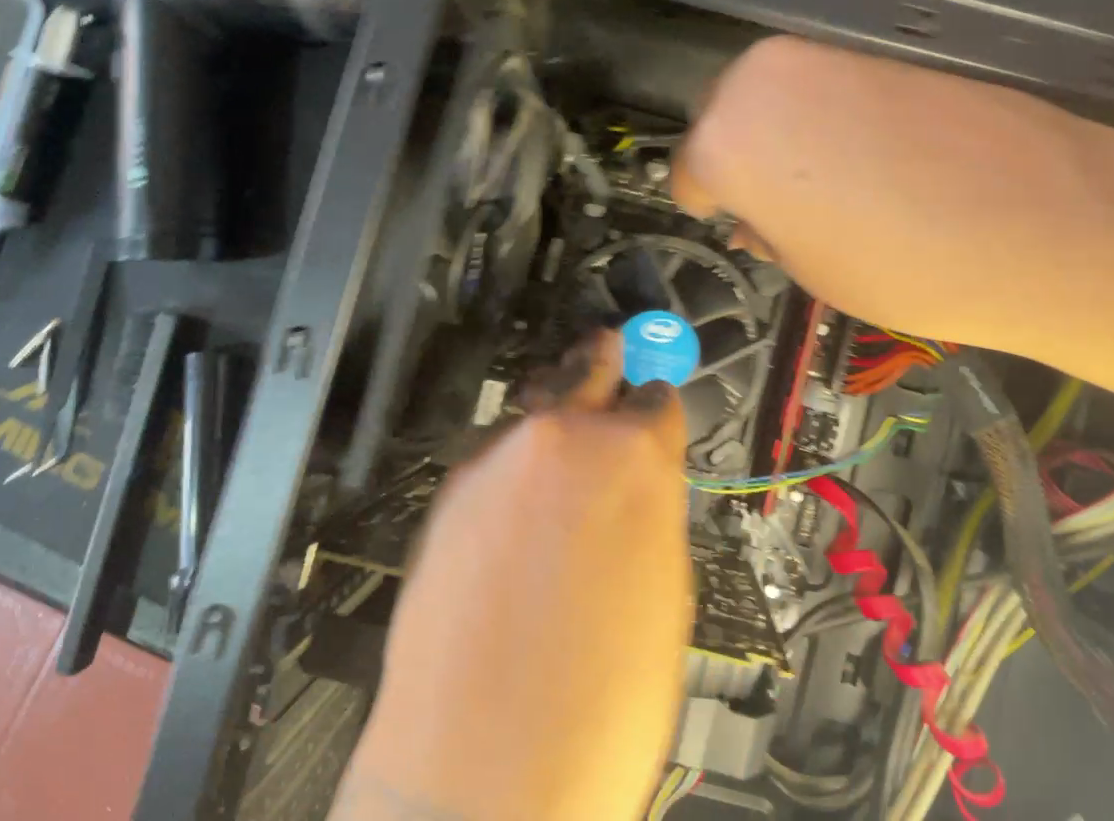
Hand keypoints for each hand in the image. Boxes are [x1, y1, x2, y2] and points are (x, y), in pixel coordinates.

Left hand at [337, 333, 689, 820]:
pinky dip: (509, 464)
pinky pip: (490, 459)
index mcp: (634, 458)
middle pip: (584, 368)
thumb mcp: (667, 590)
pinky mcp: (447, 500)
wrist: (488, 766)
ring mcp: (494, 466)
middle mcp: (560, 444)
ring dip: (551, 415)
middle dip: (603, 361)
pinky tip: (520, 500)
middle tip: (611, 347)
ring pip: (531, 413)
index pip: (657, 394)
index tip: (659, 404)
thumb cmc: (599, 700)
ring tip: (565, 424)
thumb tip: (641, 491)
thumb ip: (651, 513)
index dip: (661, 402)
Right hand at [670, 35, 1113, 356]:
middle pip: (727, 119)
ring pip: (779, 99)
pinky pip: (832, 90)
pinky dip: (835, 122)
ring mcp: (830, 54)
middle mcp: (767, 75)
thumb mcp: (811, 270)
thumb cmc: (907, 268)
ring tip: (834, 195)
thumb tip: (759, 218)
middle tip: (779, 214)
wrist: (1047, 222)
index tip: (727, 225)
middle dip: (742, 162)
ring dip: (787, 141)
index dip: (705, 205)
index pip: (688, 168)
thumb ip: (767, 231)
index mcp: (729, 136)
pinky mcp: (886, 50)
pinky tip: (877, 166)